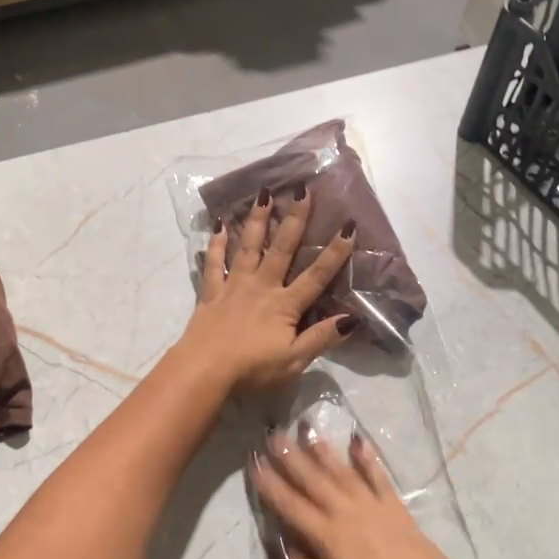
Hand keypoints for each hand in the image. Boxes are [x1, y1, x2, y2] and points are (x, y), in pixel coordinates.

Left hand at [174, 185, 358, 392]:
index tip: (348, 226)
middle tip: (302, 189)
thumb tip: (354, 318)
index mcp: (285, 304)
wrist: (204, 369)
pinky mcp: (212, 291)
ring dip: (257, 219)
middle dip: (295, 218)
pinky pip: (214, 262)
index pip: (316, 275)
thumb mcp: (294, 361)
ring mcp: (235, 285)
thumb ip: (322, 337)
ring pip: (248, 246)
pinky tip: (218, 224)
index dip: (335, 253)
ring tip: (263, 193)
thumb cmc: (252, 369)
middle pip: (282, 248)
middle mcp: (262, 286)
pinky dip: (216, 243)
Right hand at [252, 429, 488, 558]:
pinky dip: (365, 457)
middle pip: (313, 481)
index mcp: (329, 540)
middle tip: (271, 433)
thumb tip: (278, 543)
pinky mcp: (398, 510)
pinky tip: (356, 440)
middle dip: (290, 457)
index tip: (252, 462)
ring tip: (304, 426)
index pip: (291, 507)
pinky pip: (377, 476)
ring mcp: (375, 508)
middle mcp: (348, 514)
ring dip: (321, 449)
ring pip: (341, 471)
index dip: (270, 485)